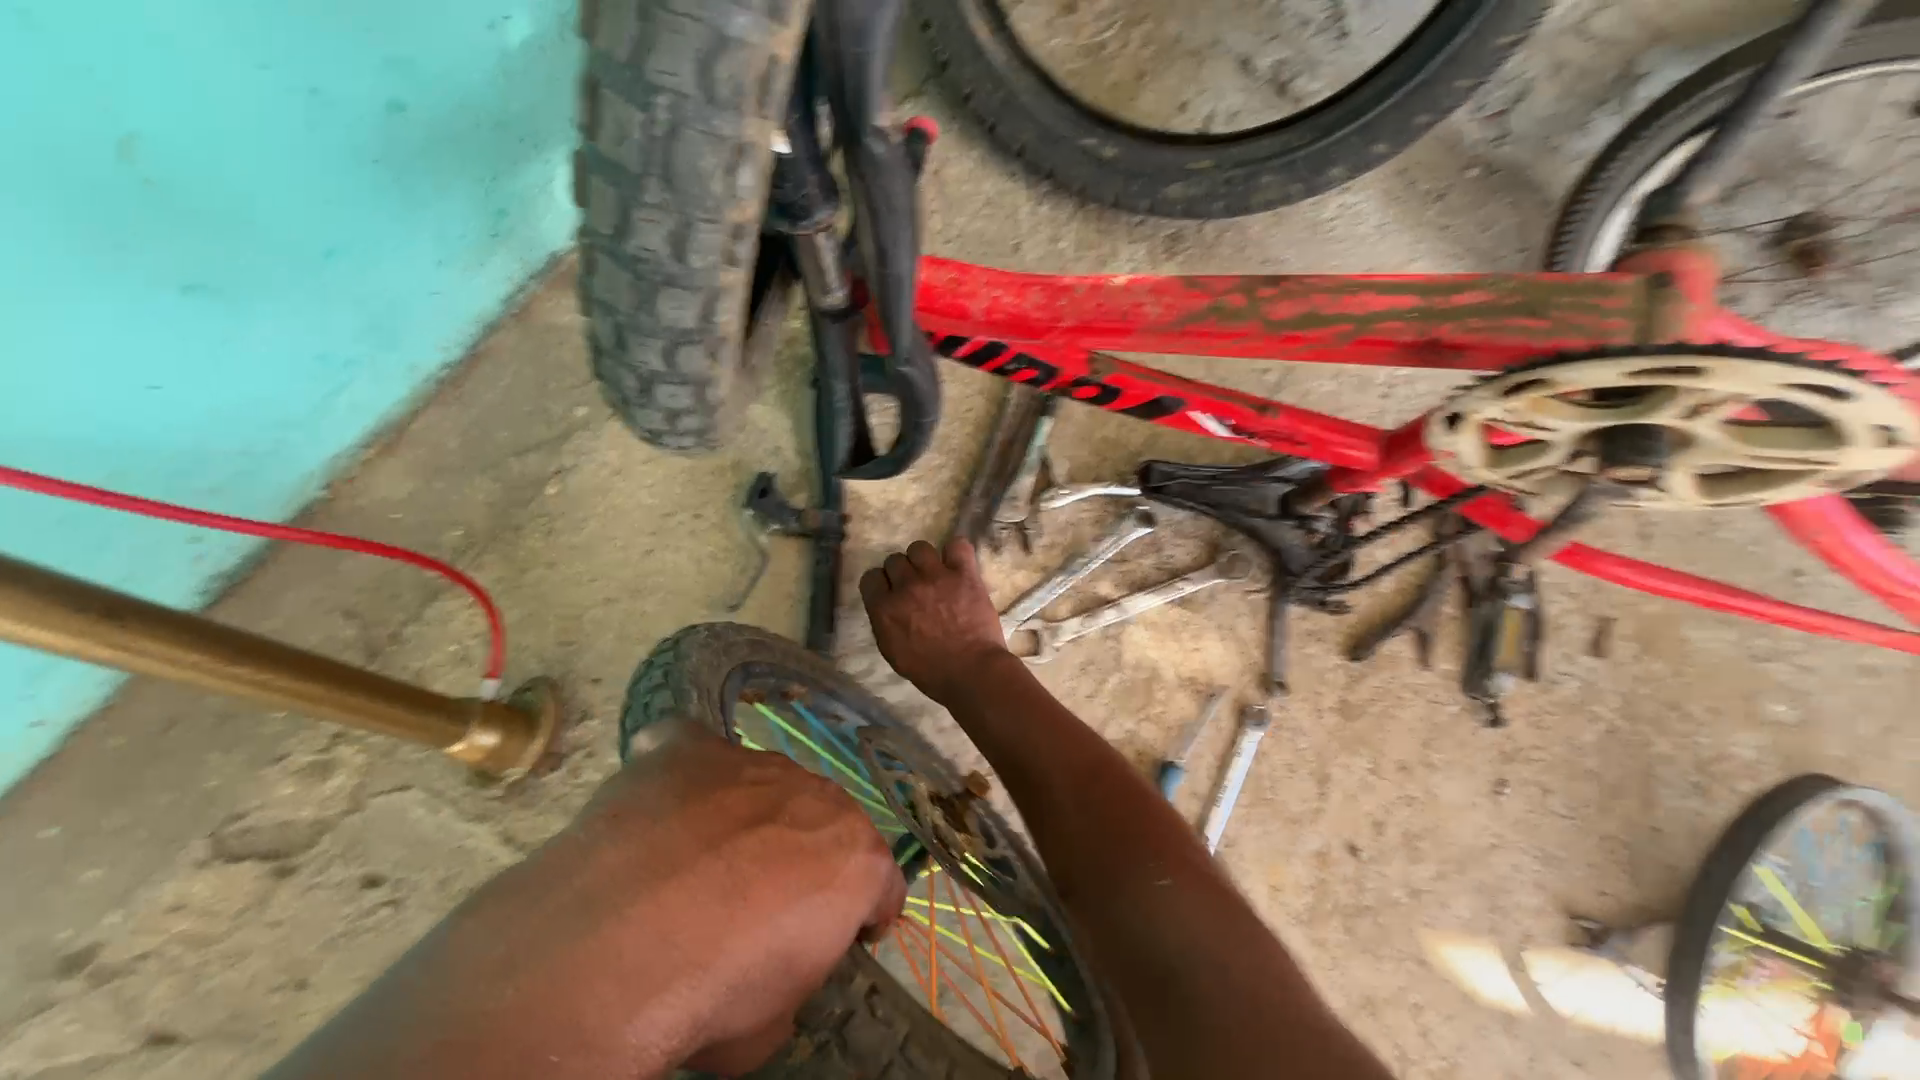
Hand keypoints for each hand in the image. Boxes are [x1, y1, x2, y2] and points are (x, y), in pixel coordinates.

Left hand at [264, 720, 904, 1079]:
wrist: (612, 949)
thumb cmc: (707, 999)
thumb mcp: (770, 1026)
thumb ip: (791, 980)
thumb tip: (769, 969)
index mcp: (857, 861)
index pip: (881, 883)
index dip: (861, 914)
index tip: (839, 936)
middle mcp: (817, 796)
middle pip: (825, 820)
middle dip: (804, 856)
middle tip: (759, 902)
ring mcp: (750, 763)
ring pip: (763, 783)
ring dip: (747, 814)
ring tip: (695, 859)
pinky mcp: (686, 748)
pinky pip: (694, 748)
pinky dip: (684, 770)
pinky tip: (658, 803)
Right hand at [859, 538, 1012, 703]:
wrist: (971, 671)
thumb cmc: (931, 672)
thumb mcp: (893, 651)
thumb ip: (885, 622)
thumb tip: (886, 606)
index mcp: (884, 609)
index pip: (870, 577)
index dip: (881, 584)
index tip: (891, 592)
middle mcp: (906, 586)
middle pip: (895, 560)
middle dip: (903, 572)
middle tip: (916, 587)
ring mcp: (936, 577)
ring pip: (920, 548)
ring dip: (924, 560)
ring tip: (935, 574)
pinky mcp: (964, 574)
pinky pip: (957, 545)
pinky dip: (956, 553)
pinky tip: (958, 566)